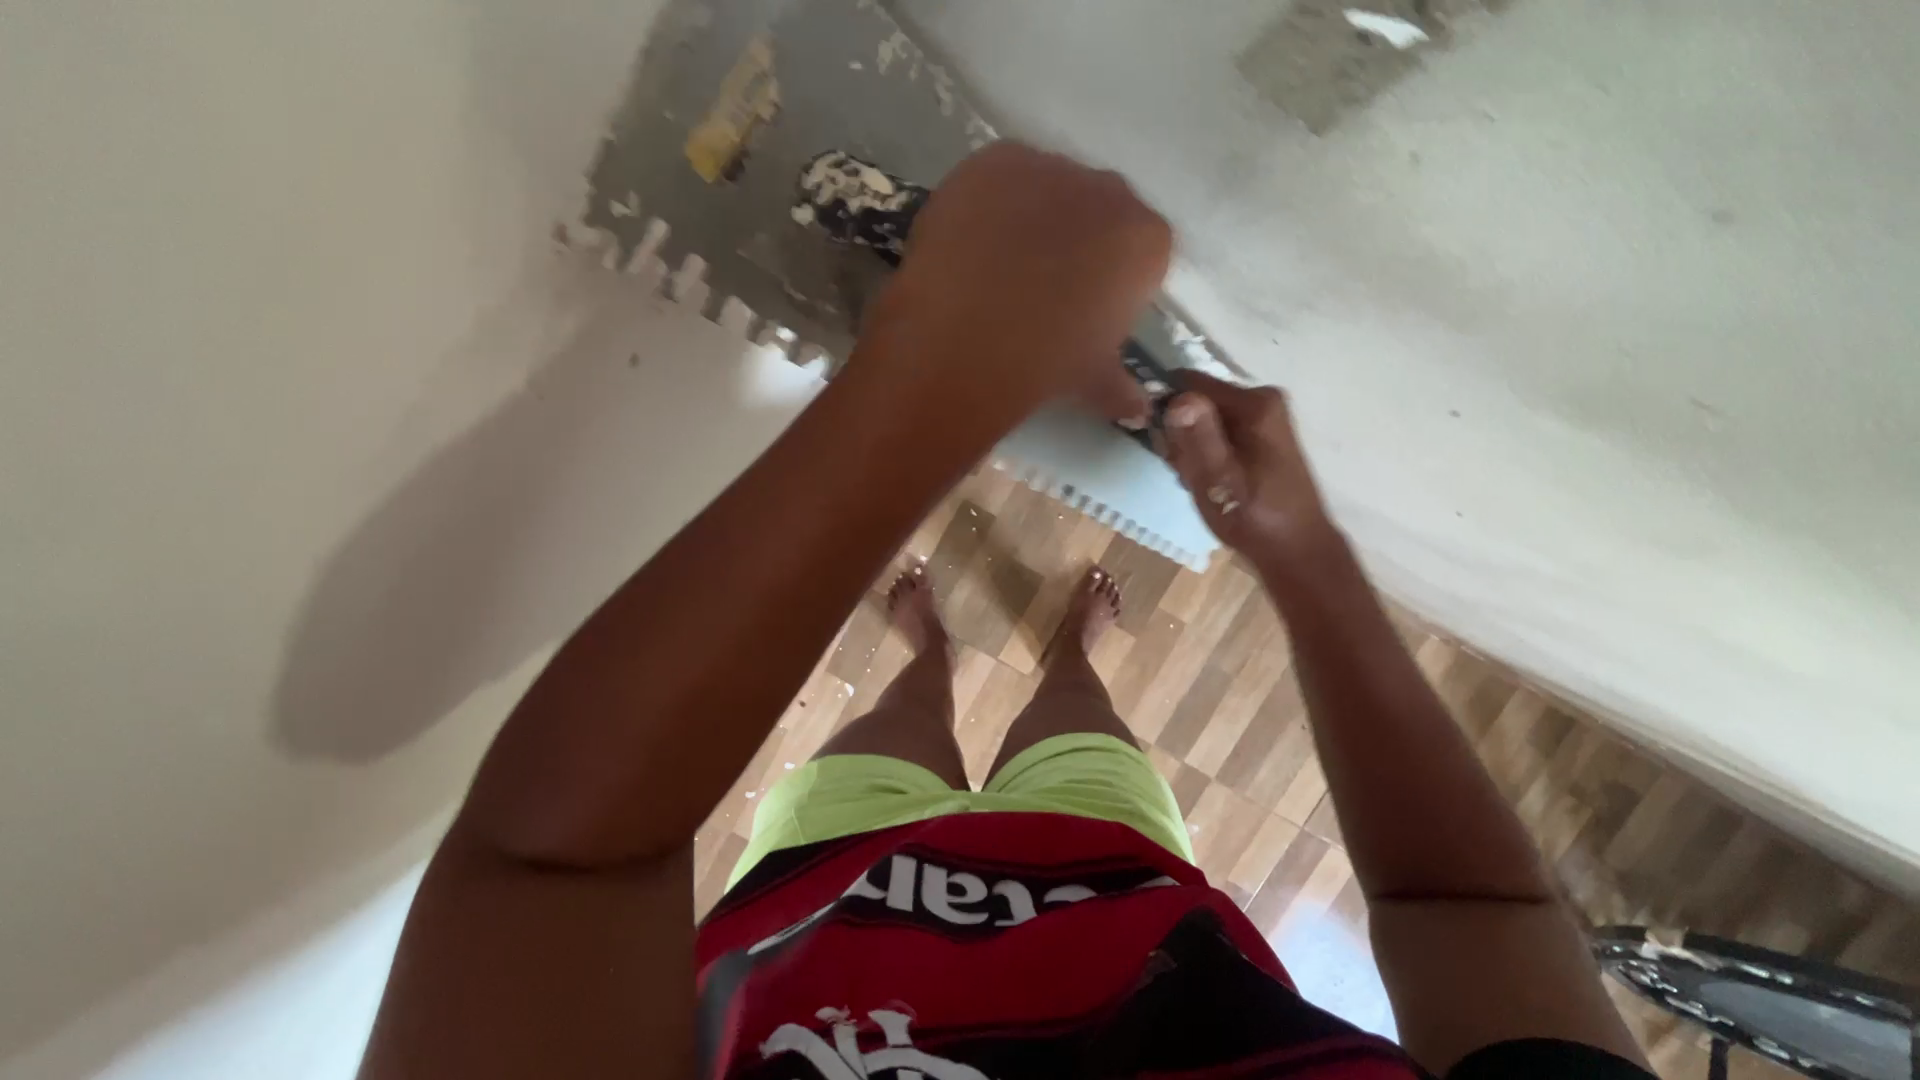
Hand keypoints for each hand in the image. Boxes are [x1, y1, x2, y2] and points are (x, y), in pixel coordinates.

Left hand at [865, 142, 1172, 421]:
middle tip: (1038, 285)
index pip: (1139, 251)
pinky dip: (987, 201)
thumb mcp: (1093, 380)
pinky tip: (968, 241)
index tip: (1083, 306)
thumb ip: (1121, 387)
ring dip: (1030, 216)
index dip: (1108, 277)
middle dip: (1074, 239)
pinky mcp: (996, 159)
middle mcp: (1110, 190)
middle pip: (1095, 211)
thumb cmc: (1047, 361)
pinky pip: (998, 176)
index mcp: (1147, 240)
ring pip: (1046, 188)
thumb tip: (1138, 411)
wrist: (969, 337)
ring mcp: (1052, 167)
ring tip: (994, 264)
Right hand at [1161, 371, 1337, 558]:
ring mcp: (1263, 416)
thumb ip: (1198, 438)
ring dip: (1191, 449)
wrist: (1296, 549)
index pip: (1188, 383)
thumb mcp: (1218, 480)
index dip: (1167, 412)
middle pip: (1195, 401)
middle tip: (1187, 473)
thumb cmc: (1255, 518)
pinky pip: (1216, 432)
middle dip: (1181, 435)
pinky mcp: (1260, 434)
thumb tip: (1177, 398)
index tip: (1169, 449)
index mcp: (1255, 403)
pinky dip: (1205, 454)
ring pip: (1202, 419)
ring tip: (1199, 481)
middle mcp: (1262, 399)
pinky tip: (1210, 480)